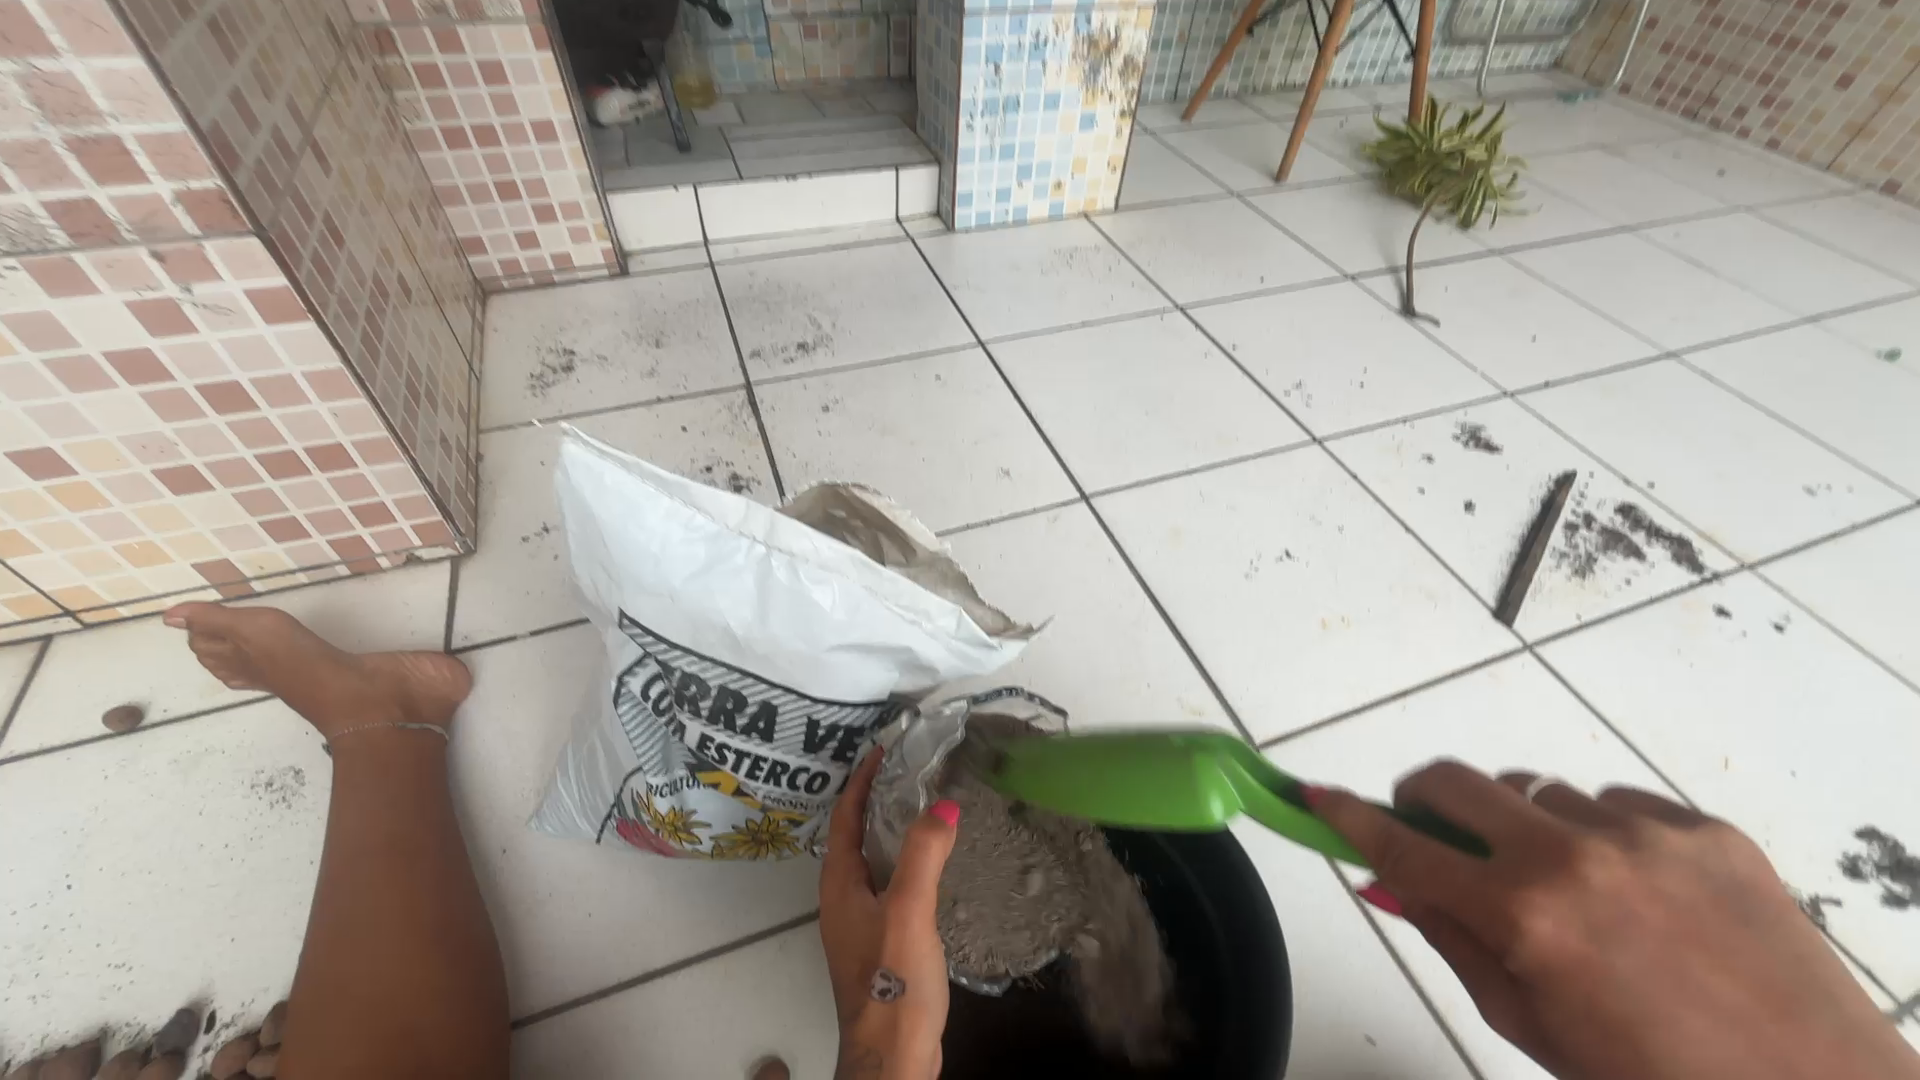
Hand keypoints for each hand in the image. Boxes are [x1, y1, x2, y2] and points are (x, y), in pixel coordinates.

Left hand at [819, 749, 959, 1079]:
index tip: (881, 750)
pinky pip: (887, 883)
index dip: (860, 781)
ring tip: (922, 806)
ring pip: (872, 860)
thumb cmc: (892, 978)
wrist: (892, 1054)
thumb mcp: (909, 908)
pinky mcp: (878, 941)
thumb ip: (924, 854)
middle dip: (875, 800)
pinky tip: (931, 865)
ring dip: (890, 830)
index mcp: (839, 884)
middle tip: (907, 771)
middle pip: (854, 836)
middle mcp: (841, 898)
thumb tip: (943, 804)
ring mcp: (858, 922)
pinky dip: (904, 860)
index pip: (845, 818)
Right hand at [1309, 762, 1919, 1079]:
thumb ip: (1449, 936)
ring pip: (1536, 791)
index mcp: (1523, 916)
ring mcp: (1645, 836)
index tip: (1314, 792)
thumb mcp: (1528, 1023)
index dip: (1348, 815)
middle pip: (1456, 780)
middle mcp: (1573, 857)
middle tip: (1433, 827)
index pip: (1402, 848)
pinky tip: (1638, 888)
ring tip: (1569, 883)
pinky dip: (1599, 833)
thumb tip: (1389, 877)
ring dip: (1524, 825)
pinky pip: (1613, 803)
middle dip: (1424, 796)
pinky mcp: (1707, 829)